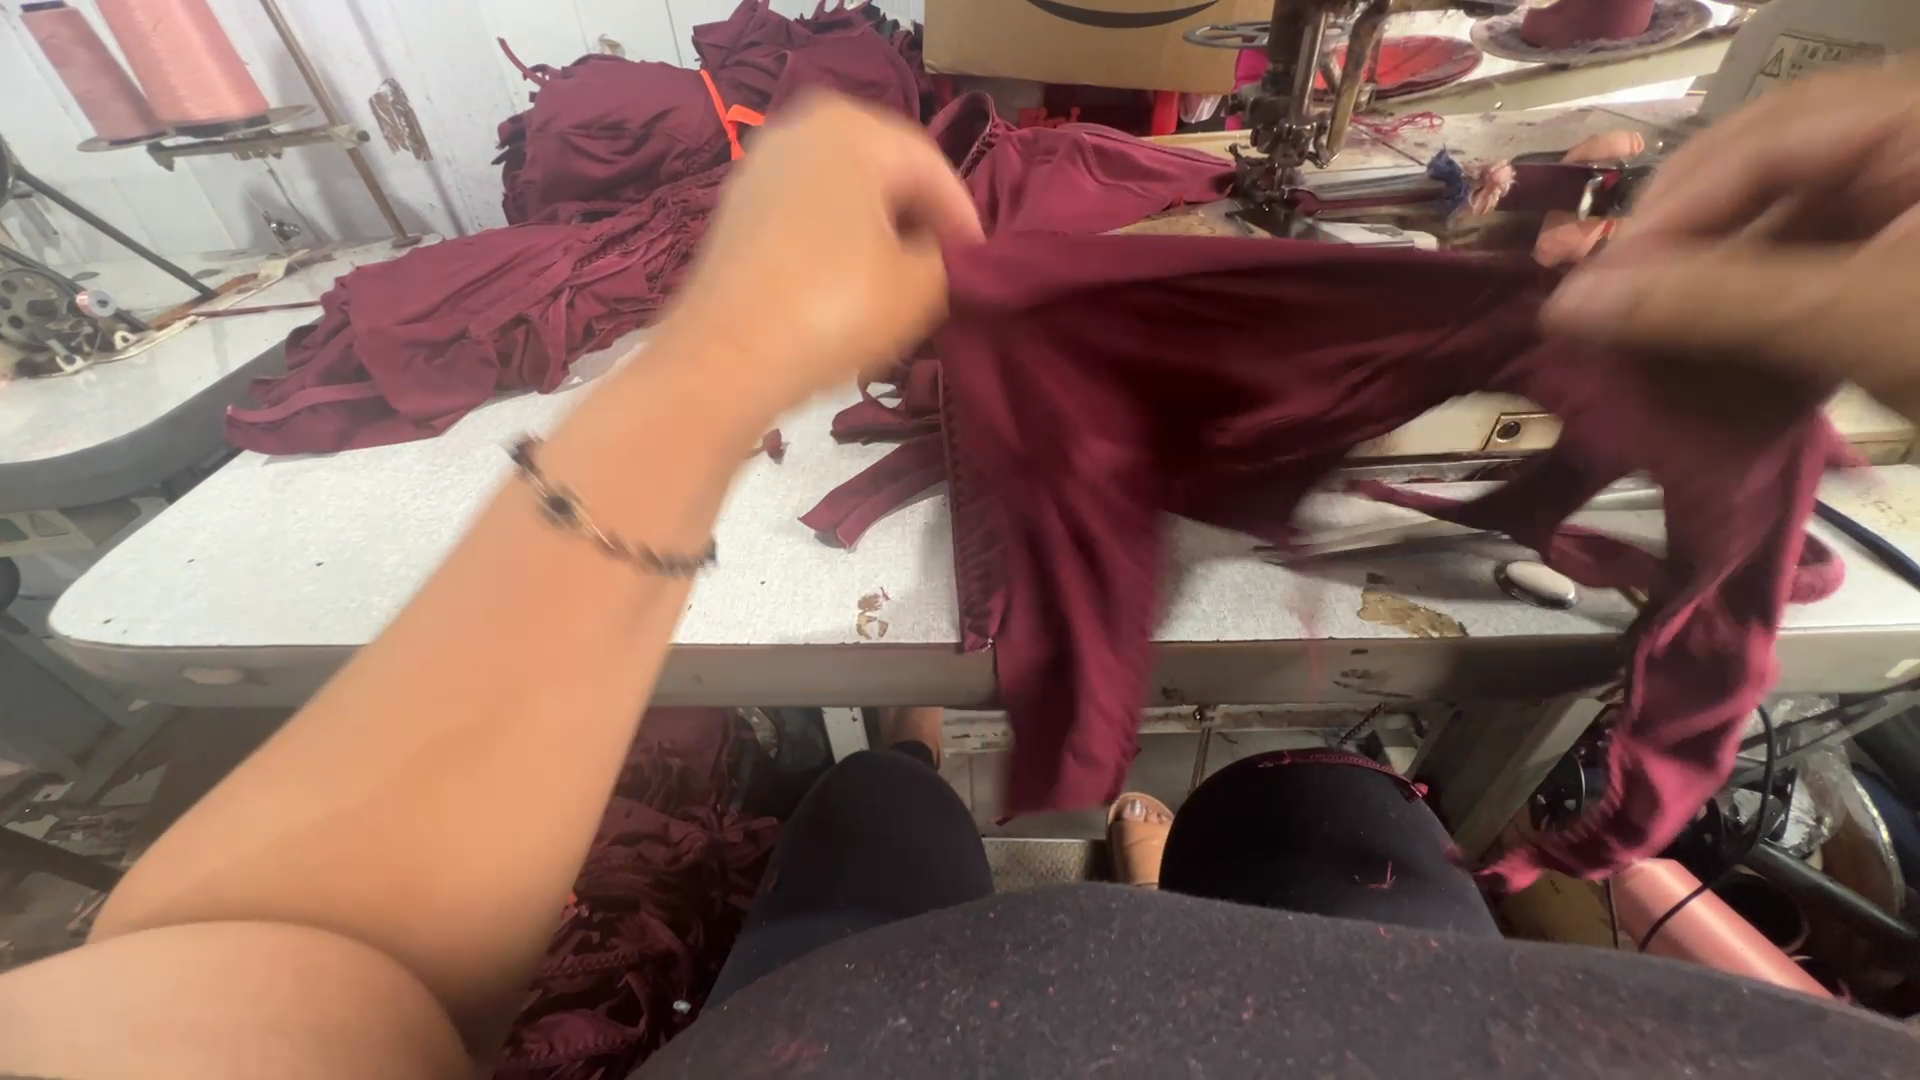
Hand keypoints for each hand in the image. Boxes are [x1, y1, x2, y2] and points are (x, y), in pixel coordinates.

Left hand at [652, 92, 983, 417]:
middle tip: (944, 274)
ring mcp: (760, 170)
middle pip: (885, 175)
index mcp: (853, 130)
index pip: (933, 168)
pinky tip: (848, 290)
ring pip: (845, 198)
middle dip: (919, 224)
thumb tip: (944, 254)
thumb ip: (950, 260)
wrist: (727, 359)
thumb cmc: (834, 310)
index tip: (982, 266)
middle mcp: (801, 130)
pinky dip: (837, 246)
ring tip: (900, 286)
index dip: (965, 220)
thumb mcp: (918, 287)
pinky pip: (808, 219)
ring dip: (879, 236)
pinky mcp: (737, 214)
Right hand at [1541, 70, 1919, 421]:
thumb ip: (1703, 304)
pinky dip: (1740, 301)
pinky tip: (1702, 340)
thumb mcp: (1858, 321)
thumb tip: (1564, 307)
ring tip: (1644, 328)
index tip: (1595, 290)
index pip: (1766, 140)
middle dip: (1674, 234)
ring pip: (1775, 215)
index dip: (1667, 212)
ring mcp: (1919, 201)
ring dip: (1698, 274)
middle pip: (1763, 163)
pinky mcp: (1906, 258)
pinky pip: (1800, 259)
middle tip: (1611, 301)